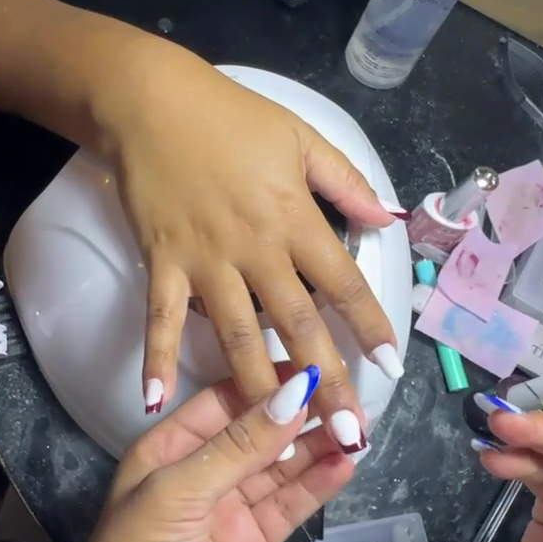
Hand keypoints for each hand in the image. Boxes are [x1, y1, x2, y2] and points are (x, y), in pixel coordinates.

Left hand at [61, 369, 354, 541]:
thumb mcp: (179, 494)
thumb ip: (238, 447)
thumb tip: (294, 395)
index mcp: (170, 447)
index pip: (226, 400)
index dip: (268, 383)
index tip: (316, 365)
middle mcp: (202, 471)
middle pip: (259, 432)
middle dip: (301, 415)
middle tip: (352, 397)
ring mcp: (229, 509)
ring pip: (281, 467)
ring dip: (317, 448)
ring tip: (360, 427)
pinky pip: (289, 505)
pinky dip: (317, 486)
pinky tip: (346, 465)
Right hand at [105, 44, 401, 455]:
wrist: (152, 103)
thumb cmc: (230, 117)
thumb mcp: (301, 136)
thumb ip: (346, 181)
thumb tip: (388, 221)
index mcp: (293, 217)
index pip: (341, 282)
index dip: (369, 325)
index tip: (391, 368)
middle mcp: (255, 249)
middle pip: (297, 324)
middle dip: (327, 382)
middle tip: (348, 434)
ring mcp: (204, 262)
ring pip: (236, 336)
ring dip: (260, 388)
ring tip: (280, 439)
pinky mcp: (161, 265)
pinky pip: (158, 319)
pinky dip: (154, 358)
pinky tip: (155, 401)